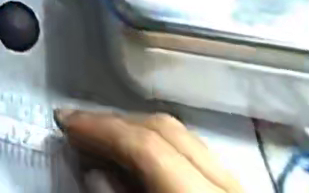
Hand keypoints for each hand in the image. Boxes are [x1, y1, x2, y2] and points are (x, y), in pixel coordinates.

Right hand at [56, 111, 243, 192]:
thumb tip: (94, 172)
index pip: (146, 144)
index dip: (98, 127)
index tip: (63, 122)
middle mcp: (232, 185)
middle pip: (168, 130)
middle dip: (116, 122)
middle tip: (78, 127)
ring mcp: (245, 188)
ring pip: (188, 140)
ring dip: (140, 133)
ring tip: (105, 141)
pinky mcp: (245, 192)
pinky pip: (204, 161)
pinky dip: (167, 153)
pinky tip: (144, 161)